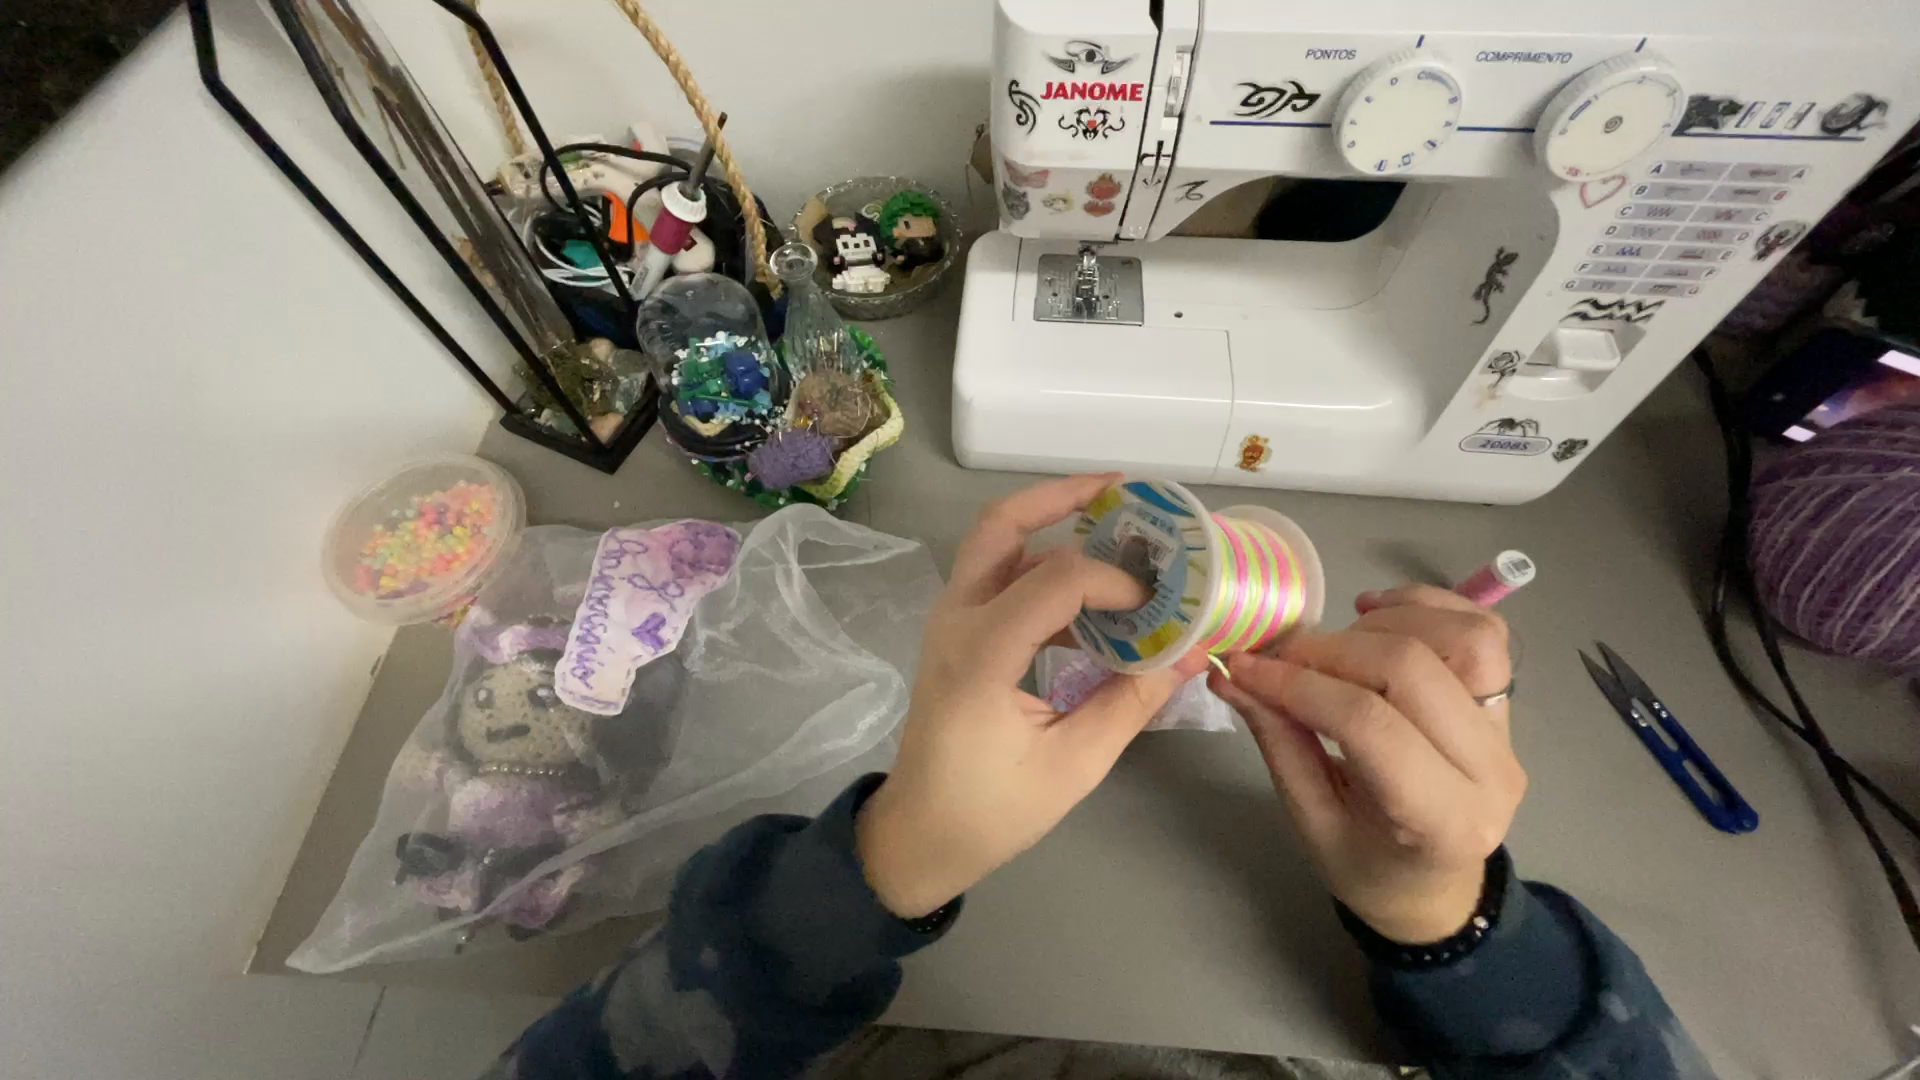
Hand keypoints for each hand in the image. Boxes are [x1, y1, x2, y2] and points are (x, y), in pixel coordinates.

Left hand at [856, 475, 1207, 917]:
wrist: (918, 833)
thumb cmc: (990, 810)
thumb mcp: (1074, 764)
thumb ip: (1132, 701)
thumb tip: (1193, 652)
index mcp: (979, 653)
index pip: (1054, 579)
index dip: (1114, 581)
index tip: (1158, 606)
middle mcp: (955, 617)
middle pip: (1001, 524)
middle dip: (1062, 496)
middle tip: (1124, 491)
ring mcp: (949, 619)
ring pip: (996, 542)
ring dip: (1053, 526)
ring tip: (1116, 529)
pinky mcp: (956, 630)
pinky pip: (999, 576)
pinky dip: (1044, 568)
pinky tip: (1090, 596)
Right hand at [1208, 585, 1524, 943]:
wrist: (1433, 886)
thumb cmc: (1364, 862)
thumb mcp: (1308, 817)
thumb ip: (1277, 740)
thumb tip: (1228, 675)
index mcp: (1438, 818)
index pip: (1368, 723)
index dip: (1298, 684)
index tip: (1242, 668)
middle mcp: (1489, 768)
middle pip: (1412, 668)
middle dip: (1328, 650)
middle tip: (1278, 658)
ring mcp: (1507, 731)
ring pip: (1465, 639)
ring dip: (1383, 624)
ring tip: (1334, 644)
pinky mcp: (1504, 704)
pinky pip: (1483, 630)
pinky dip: (1425, 604)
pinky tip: (1372, 610)